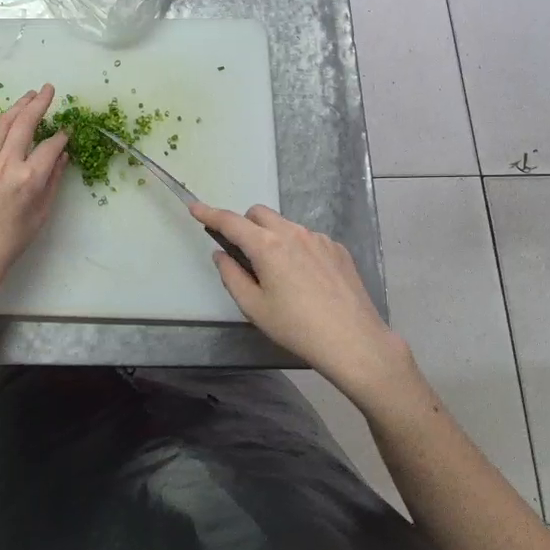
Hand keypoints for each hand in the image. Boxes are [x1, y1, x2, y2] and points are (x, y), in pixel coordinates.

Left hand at [0, 85, 68, 296]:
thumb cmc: (11, 240)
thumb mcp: (42, 213)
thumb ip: (53, 181)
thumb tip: (62, 155)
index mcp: (30, 178)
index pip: (51, 146)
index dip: (61, 137)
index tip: (66, 132)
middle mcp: (7, 164)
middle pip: (27, 124)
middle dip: (40, 104)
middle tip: (49, 91)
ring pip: (2, 124)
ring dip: (17, 106)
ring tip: (29, 95)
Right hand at [193, 203, 418, 402]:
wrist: (354, 341)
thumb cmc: (297, 327)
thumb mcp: (254, 308)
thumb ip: (231, 276)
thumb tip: (221, 255)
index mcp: (266, 246)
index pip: (230, 221)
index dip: (208, 213)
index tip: (194, 207)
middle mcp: (292, 233)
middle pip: (259, 214)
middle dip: (246, 225)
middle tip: (246, 255)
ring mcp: (318, 239)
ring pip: (285, 225)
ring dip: (273, 237)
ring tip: (281, 274)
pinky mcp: (338, 249)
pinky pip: (308, 239)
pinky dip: (298, 249)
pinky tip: (307, 280)